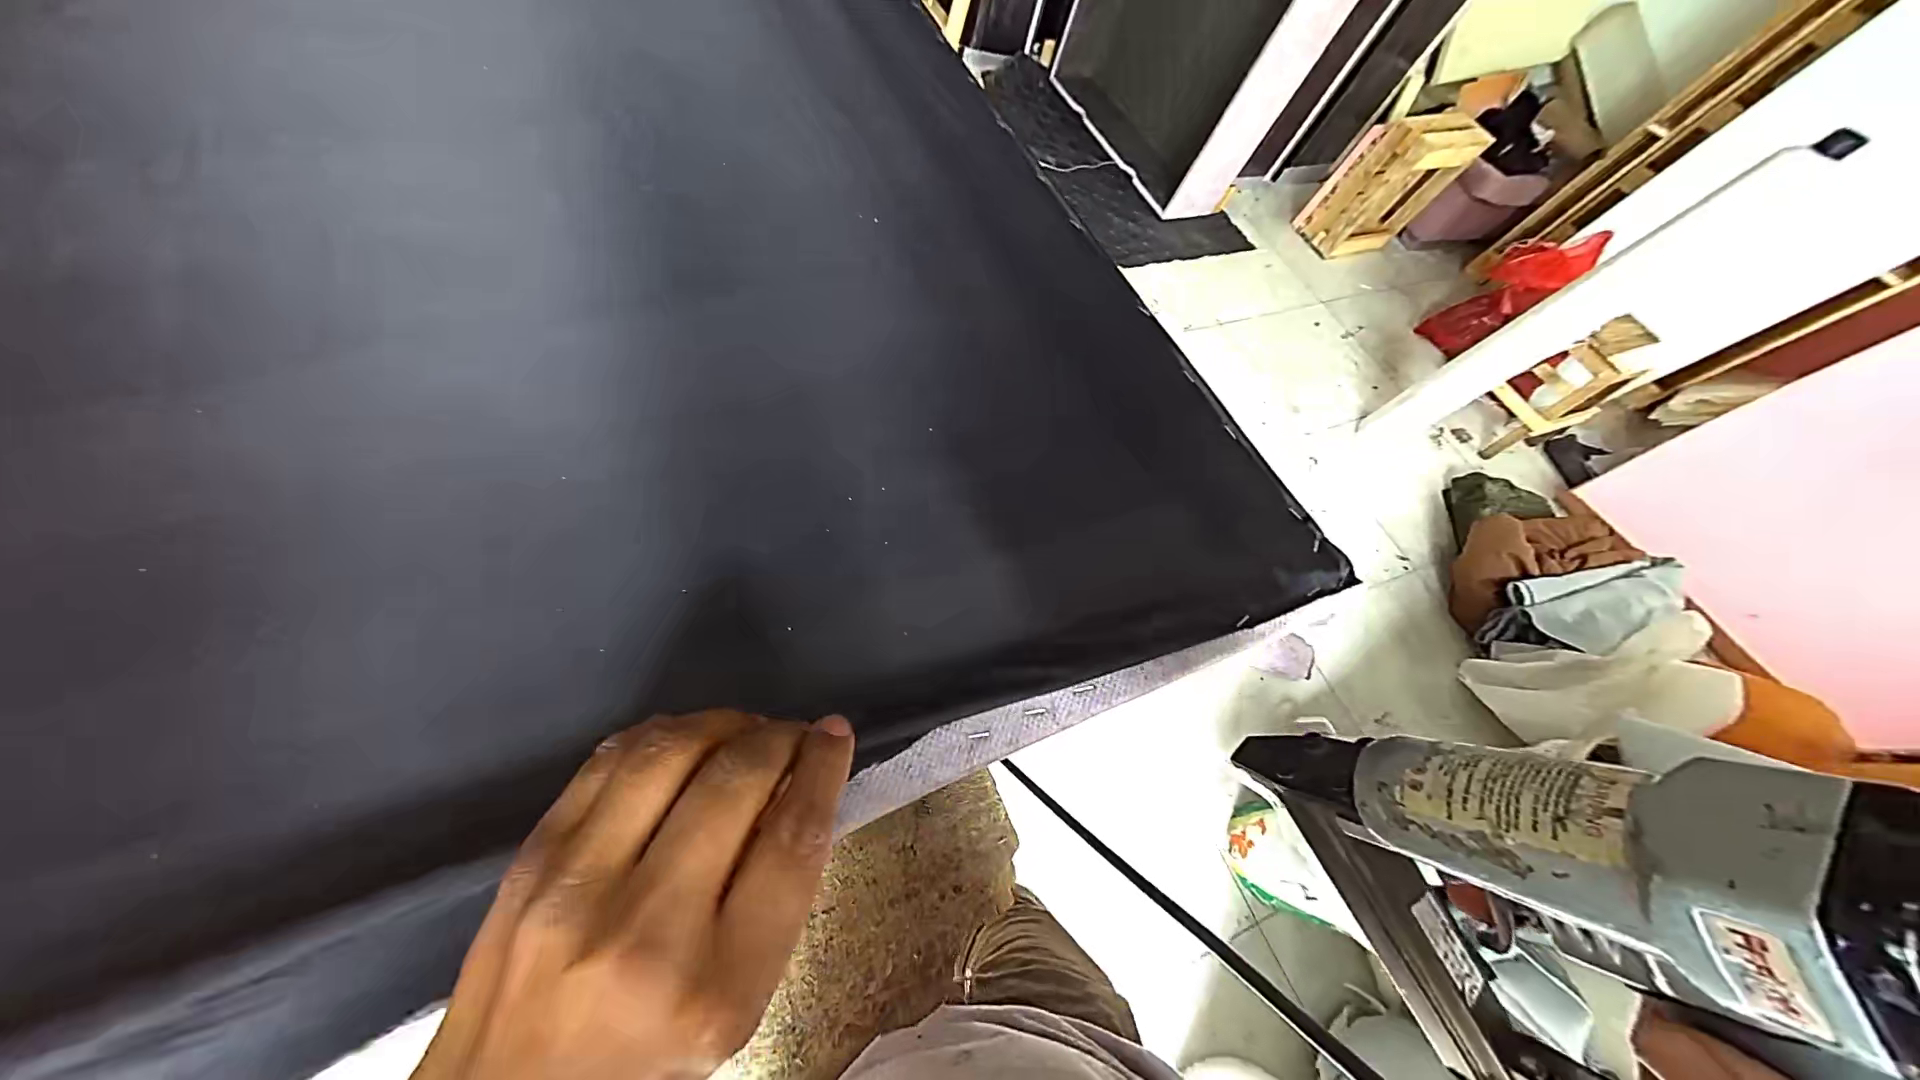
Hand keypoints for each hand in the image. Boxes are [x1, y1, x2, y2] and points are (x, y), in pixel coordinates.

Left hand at [411, 709, 854, 1079]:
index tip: (835, 735)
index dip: (823, 769)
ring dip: (724, 723)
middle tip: (796, 733)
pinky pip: (611, 757)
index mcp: (716, 985)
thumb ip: (776, 896)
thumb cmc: (651, 1056)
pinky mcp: (529, 857)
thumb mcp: (740, 1002)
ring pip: (670, 750)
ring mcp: (573, 886)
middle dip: (780, 737)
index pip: (792, 840)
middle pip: (735, 781)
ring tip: (746, 730)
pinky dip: (666, 732)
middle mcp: (644, 928)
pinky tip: (688, 739)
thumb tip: (798, 785)